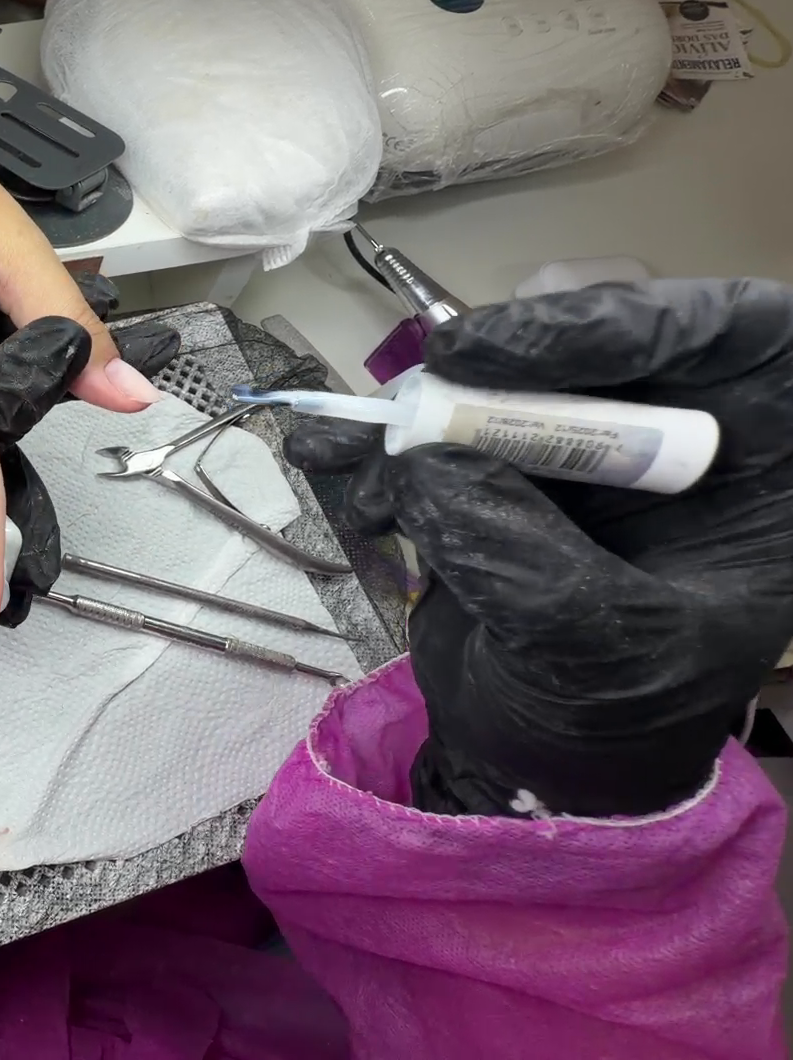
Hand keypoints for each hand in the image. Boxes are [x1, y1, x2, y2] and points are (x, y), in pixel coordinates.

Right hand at [286, 280, 792, 816]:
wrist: (528, 747)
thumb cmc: (604, 711)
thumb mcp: (595, 649)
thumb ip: (520, 557)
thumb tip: (420, 464)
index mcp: (755, 468)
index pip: (719, 339)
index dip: (606, 325)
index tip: (475, 355)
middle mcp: (654, 444)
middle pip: (571, 359)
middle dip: (472, 382)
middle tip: (400, 409)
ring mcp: (553, 462)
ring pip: (474, 397)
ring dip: (391, 423)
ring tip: (335, 459)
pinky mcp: (474, 481)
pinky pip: (412, 442)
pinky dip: (359, 450)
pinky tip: (323, 465)